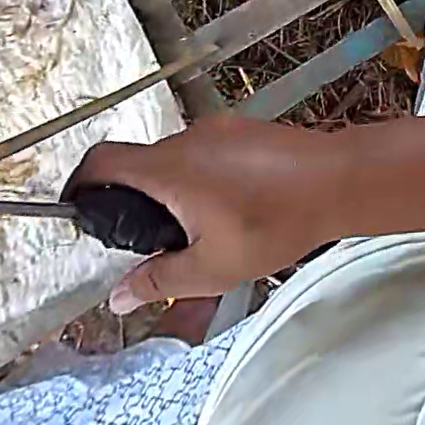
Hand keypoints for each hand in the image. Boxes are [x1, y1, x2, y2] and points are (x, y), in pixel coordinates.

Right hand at [69, 114, 337, 312]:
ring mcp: (226, 128)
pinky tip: (235, 202)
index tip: (84, 214)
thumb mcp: (212, 267)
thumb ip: (160, 279)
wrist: (341, 180)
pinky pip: (212, 148)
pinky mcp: (252, 128)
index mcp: (171, 167)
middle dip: (139, 198)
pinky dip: (207, 173)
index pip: (103, 159)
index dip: (82, 184)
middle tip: (159, 236)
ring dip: (178, 186)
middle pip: (143, 161)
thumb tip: (117, 297)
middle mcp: (194, 137)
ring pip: (181, 156)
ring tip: (204, 225)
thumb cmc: (275, 223)